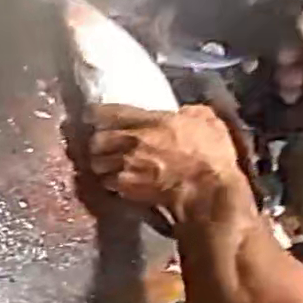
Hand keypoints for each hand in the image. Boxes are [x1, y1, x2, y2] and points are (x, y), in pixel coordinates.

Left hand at [88, 104, 249, 220]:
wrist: (204, 190)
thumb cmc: (211, 155)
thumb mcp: (208, 121)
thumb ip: (189, 113)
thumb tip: (181, 112)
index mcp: (150, 121)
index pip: (109, 112)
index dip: (95, 113)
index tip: (91, 115)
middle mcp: (131, 141)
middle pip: (96, 140)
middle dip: (98, 143)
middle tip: (105, 145)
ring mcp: (124, 165)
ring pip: (96, 163)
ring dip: (101, 164)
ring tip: (110, 165)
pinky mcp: (122, 186)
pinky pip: (105, 181)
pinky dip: (108, 181)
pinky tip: (118, 181)